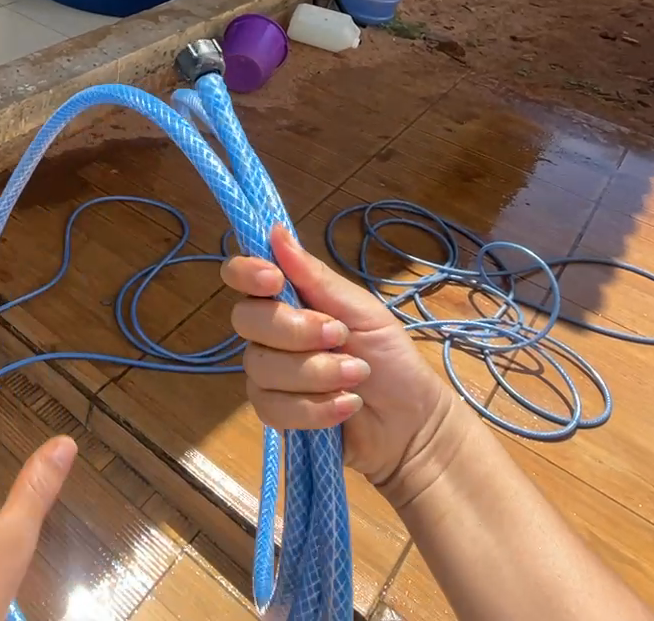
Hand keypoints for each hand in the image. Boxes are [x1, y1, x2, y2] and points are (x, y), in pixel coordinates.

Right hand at [222, 224, 474, 506]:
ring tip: (356, 376)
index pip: (240, 275)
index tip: (274, 280)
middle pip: (244, 319)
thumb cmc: (389, 356)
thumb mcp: (361, 309)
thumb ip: (314, 276)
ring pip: (261, 366)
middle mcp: (266, 331)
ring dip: (316, 372)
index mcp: (284, 297)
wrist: (413, 421)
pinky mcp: (273, 411)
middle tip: (339, 336)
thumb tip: (276, 230)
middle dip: (294, 330)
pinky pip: (272, 406)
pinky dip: (315, 407)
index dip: (246, 273)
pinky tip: (345, 405)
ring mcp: (266, 373)